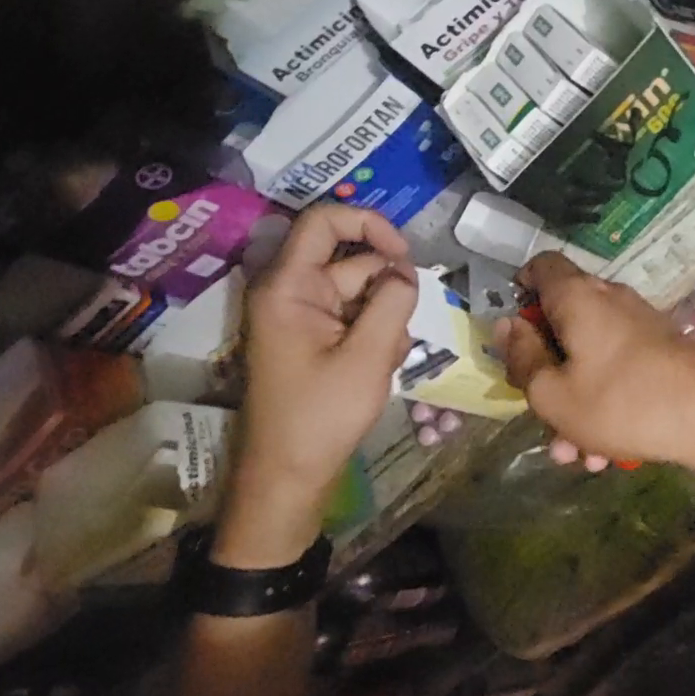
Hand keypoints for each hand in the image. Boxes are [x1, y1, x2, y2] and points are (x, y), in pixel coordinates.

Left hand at [218, 205, 417, 567]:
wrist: (289, 474)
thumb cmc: (322, 415)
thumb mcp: (370, 355)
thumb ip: (394, 303)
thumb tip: (406, 276)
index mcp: (289, 286)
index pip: (324, 221)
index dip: (370, 223)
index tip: (405, 256)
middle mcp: (292, 292)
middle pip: (352, 261)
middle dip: (388, 289)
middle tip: (403, 328)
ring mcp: (302, 317)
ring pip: (362, 292)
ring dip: (386, 318)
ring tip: (387, 360)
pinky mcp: (314, 339)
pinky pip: (356, 317)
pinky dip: (377, 334)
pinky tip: (381, 367)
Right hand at [494, 253, 694, 473]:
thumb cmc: (623, 403)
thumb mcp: (553, 393)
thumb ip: (521, 357)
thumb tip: (507, 324)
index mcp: (579, 296)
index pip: (540, 265)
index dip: (518, 290)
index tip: (510, 329)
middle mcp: (611, 298)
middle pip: (563, 321)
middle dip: (546, 370)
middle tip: (539, 413)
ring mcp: (641, 323)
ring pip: (591, 356)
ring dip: (576, 400)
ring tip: (575, 452)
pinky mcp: (663, 350)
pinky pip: (620, 370)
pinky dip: (606, 402)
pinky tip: (607, 453)